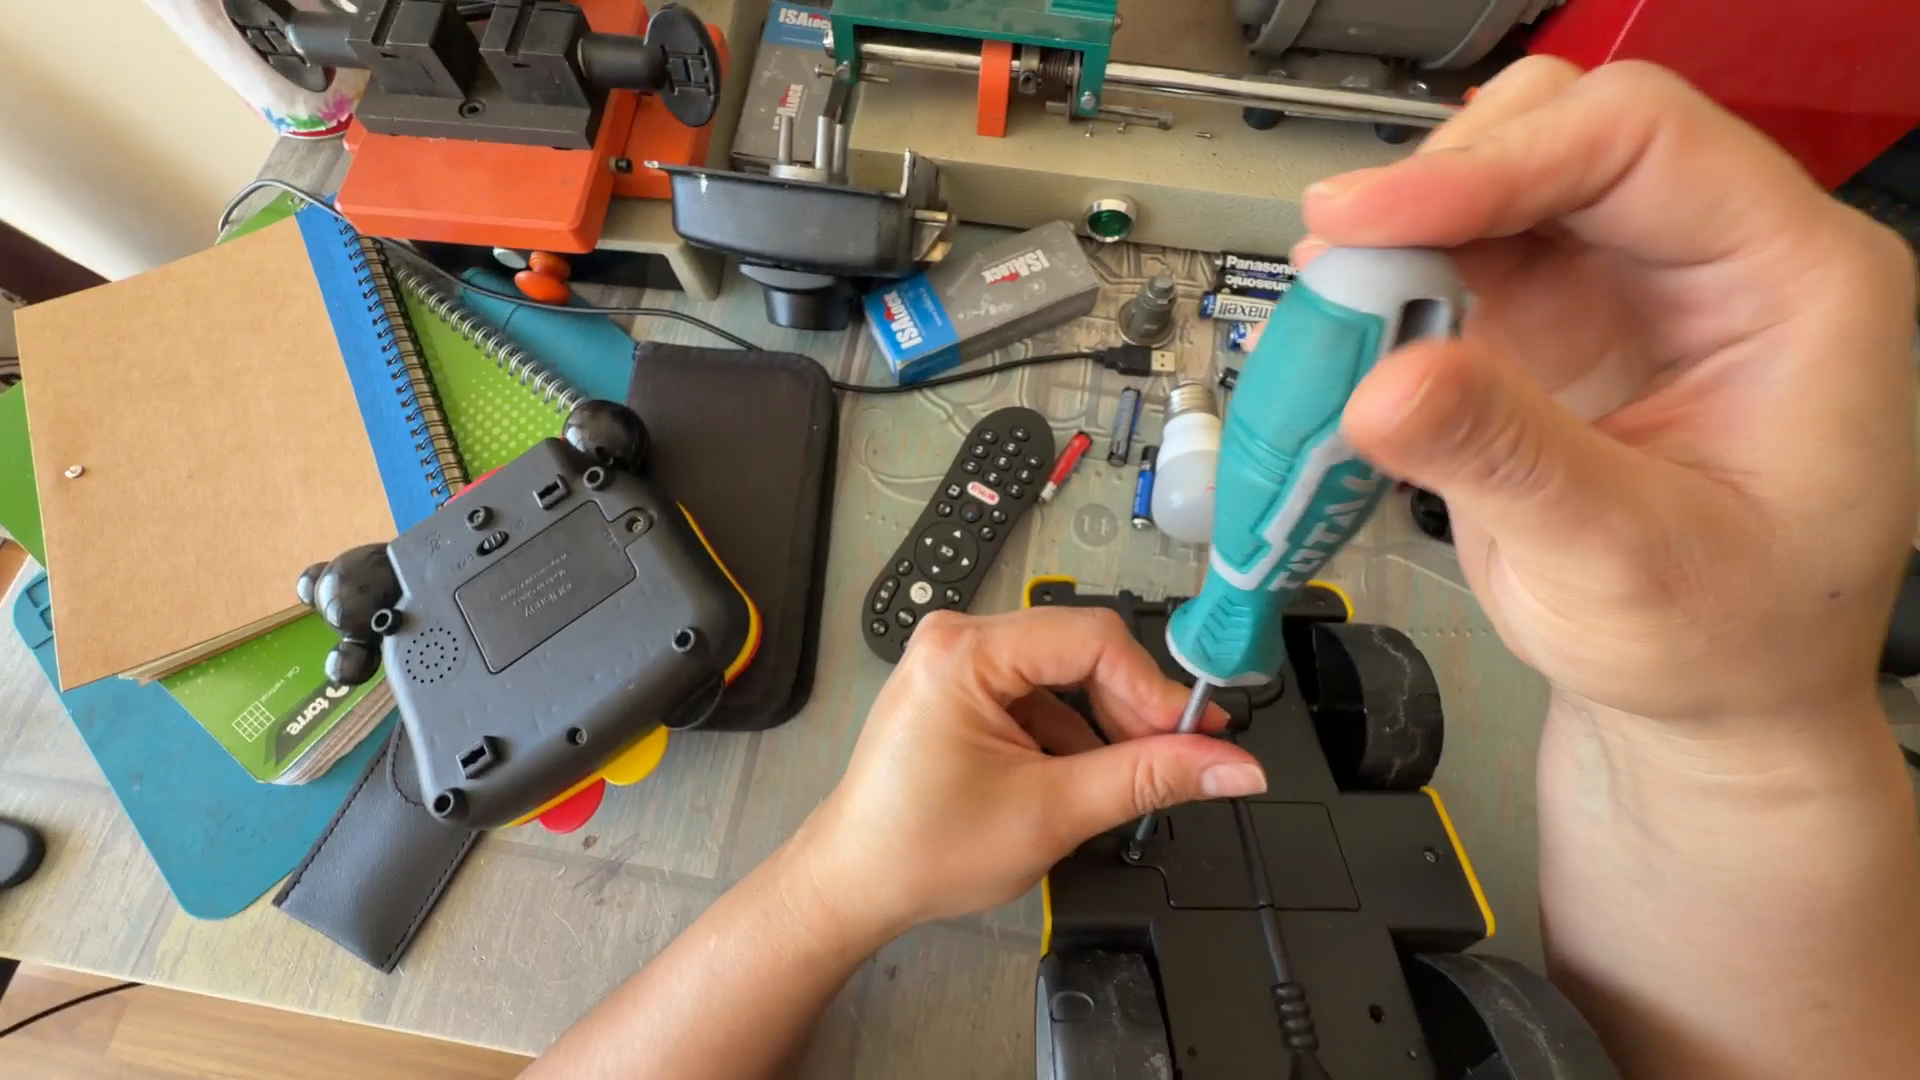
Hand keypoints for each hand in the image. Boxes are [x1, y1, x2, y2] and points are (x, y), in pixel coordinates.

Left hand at [792, 606, 1264, 931]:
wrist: (857, 880)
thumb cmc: (927, 849)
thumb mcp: (1051, 812)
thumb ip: (1148, 778)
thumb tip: (1231, 764)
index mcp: (965, 652)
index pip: (1090, 637)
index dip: (1153, 686)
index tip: (1197, 735)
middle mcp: (956, 638)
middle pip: (1077, 648)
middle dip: (1130, 706)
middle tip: (1176, 757)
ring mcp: (955, 659)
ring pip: (1061, 670)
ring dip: (1102, 720)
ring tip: (1121, 776)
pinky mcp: (960, 683)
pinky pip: (1034, 689)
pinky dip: (1068, 727)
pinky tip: (1077, 772)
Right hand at [1305, 59, 1917, 732]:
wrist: (1688, 682)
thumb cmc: (1708, 630)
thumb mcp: (1616, 553)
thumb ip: (1504, 458)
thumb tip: (1381, 384)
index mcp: (1776, 282)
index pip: (1633, 146)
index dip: (1486, 166)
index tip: (1356, 222)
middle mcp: (1686, 267)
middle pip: (1554, 139)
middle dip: (1435, 185)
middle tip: (1341, 258)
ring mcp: (1597, 301)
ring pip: (1480, 203)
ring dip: (1392, 241)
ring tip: (1326, 303)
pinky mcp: (1523, 346)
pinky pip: (1437, 280)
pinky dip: (1376, 297)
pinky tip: (1338, 334)